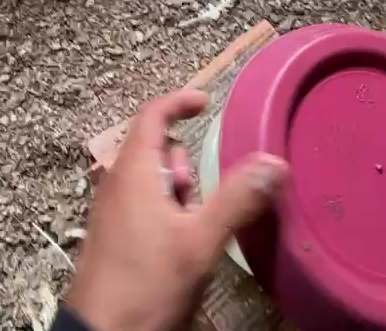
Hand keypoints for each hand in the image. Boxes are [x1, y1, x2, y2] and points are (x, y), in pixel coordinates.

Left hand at [67, 89, 287, 330]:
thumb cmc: (146, 283)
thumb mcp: (198, 241)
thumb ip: (236, 200)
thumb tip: (274, 162)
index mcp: (133, 168)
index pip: (153, 113)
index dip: (179, 102)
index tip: (205, 103)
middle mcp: (117, 180)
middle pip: (157, 149)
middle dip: (184, 169)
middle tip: (197, 206)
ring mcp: (110, 208)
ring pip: (151, 180)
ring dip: (176, 196)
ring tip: (187, 235)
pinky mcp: (110, 234)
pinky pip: (142, 203)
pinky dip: (163, 212)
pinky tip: (174, 250)